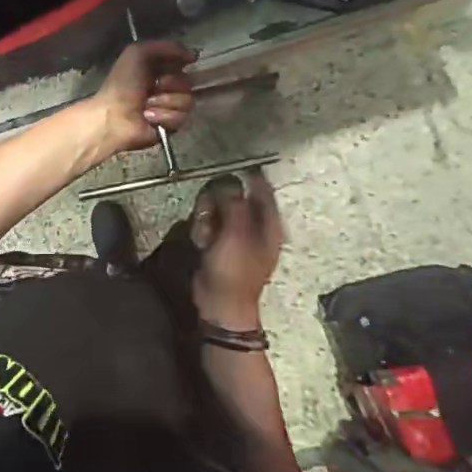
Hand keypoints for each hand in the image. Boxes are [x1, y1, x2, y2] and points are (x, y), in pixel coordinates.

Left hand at [91, 40, 196, 153]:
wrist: (114, 116)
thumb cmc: (123, 83)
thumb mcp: (138, 53)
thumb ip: (166, 46)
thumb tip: (193, 55)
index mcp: (158, 68)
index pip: (183, 62)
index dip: (181, 62)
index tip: (178, 63)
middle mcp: (166, 86)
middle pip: (188, 81)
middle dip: (171, 83)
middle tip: (153, 87)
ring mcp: (170, 106)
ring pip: (187, 100)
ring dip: (165, 101)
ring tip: (146, 106)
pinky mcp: (171, 125)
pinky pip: (182, 117)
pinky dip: (164, 116)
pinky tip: (149, 117)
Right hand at [192, 170, 283, 329]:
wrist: (220, 304)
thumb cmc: (234, 269)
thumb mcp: (236, 232)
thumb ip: (234, 203)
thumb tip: (229, 180)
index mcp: (269, 224)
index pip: (263, 189)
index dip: (251, 176)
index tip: (232, 166)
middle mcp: (256, 226)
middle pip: (236, 197)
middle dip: (219, 202)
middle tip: (211, 212)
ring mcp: (237, 235)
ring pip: (219, 209)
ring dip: (208, 217)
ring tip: (206, 233)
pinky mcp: (219, 243)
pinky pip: (209, 224)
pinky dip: (203, 229)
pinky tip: (201, 241)